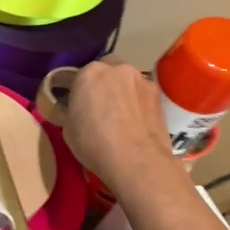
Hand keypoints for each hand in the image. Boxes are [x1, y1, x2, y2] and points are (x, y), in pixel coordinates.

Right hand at [58, 60, 173, 183]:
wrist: (136, 160)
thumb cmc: (93, 142)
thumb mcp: (68, 127)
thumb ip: (72, 109)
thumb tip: (76, 110)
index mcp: (90, 73)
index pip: (79, 75)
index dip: (78, 91)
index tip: (77, 105)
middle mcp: (118, 70)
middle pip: (108, 71)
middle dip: (104, 84)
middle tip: (100, 106)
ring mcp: (143, 81)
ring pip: (128, 82)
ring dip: (123, 92)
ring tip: (121, 116)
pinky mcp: (160, 97)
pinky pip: (143, 96)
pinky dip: (138, 104)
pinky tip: (135, 123)